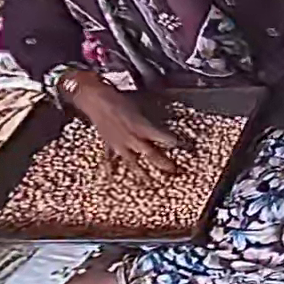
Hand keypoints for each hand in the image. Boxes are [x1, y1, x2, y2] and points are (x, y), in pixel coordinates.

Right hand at [64, 71, 179, 178]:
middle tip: (175, 171)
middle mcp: (133, 139)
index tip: (187, 149)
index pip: (165, 139)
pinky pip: (110, 160)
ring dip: (141, 174)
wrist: (96, 100)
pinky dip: (111, 170)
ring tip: (149, 183)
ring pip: (132, 162)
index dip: (176, 144)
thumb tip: (165, 127)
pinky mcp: (108, 145)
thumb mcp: (142, 108)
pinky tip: (113, 179)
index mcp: (143, 128)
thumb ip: (152, 122)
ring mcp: (119, 144)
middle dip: (164, 164)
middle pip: (151, 155)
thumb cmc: (120, 101)